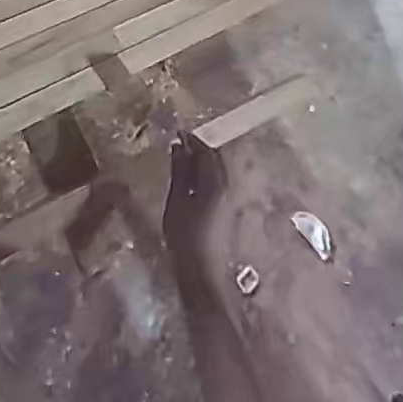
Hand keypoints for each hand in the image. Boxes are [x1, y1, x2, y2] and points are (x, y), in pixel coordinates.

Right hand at [162, 133, 224, 249]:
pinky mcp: (222, 207)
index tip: (177, 132)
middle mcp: (225, 187)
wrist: (200, 269)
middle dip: (198, 149)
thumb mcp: (176, 200)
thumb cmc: (184, 234)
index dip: (192, 140)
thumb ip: (179, 171)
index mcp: (214, 183)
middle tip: (178, 144)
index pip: (206, 152)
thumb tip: (178, 146)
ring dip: (201, 161)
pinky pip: (214, 180)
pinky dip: (202, 173)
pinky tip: (188, 178)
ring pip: (215, 170)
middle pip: (215, 159)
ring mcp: (226, 198)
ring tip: (180, 159)